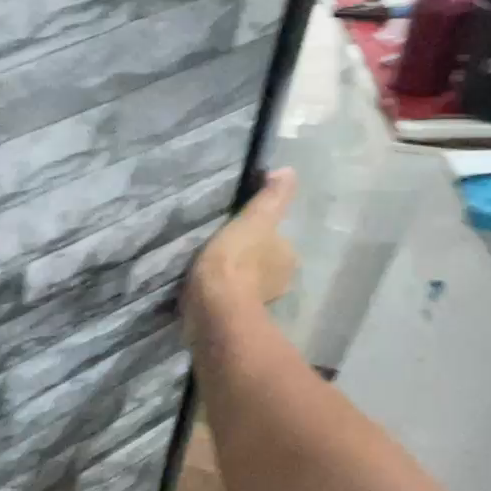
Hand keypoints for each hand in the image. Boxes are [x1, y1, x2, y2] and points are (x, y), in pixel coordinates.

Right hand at [184, 167, 296, 340]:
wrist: (214, 309)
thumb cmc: (235, 261)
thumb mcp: (254, 220)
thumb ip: (271, 198)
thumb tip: (287, 171)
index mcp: (287, 257)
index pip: (275, 240)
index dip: (258, 234)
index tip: (235, 231)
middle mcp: (279, 281)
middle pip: (262, 262)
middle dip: (246, 258)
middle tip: (217, 249)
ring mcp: (258, 303)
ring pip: (246, 282)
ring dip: (233, 278)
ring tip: (206, 270)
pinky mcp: (236, 319)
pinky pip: (229, 300)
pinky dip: (220, 295)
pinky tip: (203, 290)